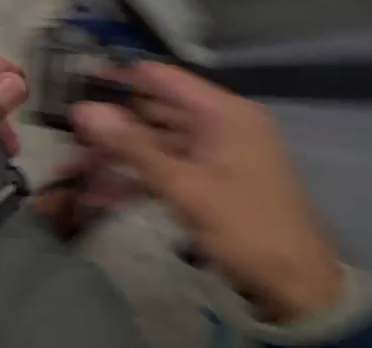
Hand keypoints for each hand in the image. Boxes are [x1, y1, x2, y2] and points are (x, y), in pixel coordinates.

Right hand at [71, 64, 341, 322]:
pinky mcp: (209, 183)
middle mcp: (219, 125)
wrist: (301, 293)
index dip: (120, 77)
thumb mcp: (184, 187)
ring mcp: (214, 155)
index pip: (162, 78)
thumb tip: (83, 110)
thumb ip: (131, 146)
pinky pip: (165, 170)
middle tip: (70, 132)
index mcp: (223, 113)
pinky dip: (137, 179)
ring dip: (118, 156)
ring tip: (76, 167)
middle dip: (112, 124)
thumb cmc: (247, 228)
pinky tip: (100, 195)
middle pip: (154, 112)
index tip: (78, 83)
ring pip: (154, 144)